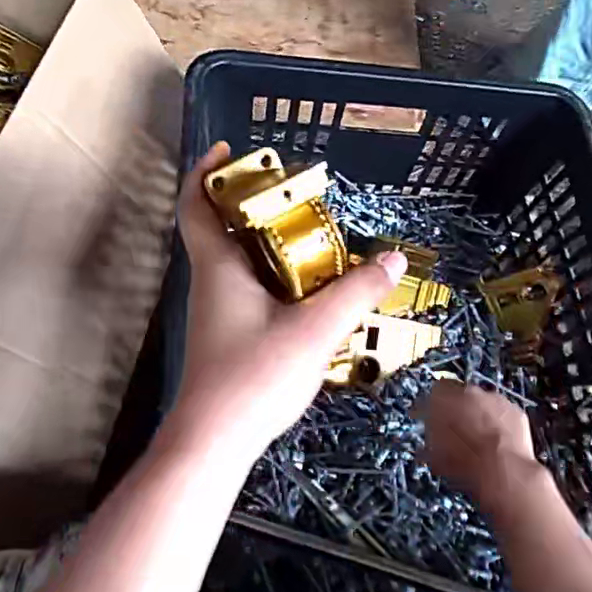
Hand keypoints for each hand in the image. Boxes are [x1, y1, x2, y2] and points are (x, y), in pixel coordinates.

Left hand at [169, 142, 404, 456]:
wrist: (216, 441)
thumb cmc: (254, 377)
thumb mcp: (315, 330)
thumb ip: (356, 292)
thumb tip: (393, 258)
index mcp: (220, 268)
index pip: (197, 206)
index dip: (207, 172)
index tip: (230, 150)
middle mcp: (214, 284)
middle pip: (225, 230)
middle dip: (255, 205)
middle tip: (298, 195)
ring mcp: (220, 312)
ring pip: (242, 263)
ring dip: (271, 245)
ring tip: (316, 239)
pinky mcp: (232, 337)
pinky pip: (253, 291)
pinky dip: (278, 279)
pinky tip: (312, 292)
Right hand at [419, 381, 549, 514]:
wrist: (503, 471)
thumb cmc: (464, 463)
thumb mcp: (434, 456)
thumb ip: (430, 439)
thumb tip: (429, 441)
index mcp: (444, 398)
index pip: (435, 391)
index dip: (435, 406)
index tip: (434, 419)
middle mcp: (469, 392)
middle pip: (461, 394)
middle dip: (459, 409)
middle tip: (458, 431)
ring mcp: (495, 399)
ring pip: (484, 403)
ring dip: (481, 415)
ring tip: (481, 440)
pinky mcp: (516, 410)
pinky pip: (504, 413)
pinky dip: (501, 424)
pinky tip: (499, 442)